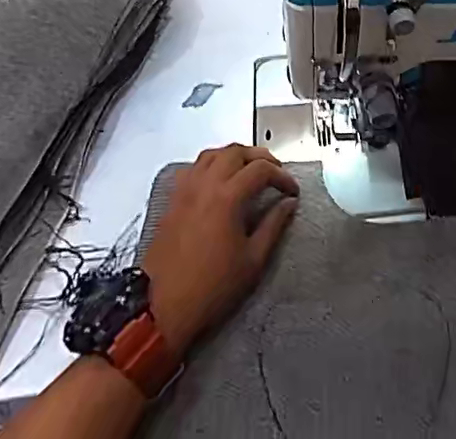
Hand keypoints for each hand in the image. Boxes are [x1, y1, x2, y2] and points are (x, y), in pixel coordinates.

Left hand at [144, 145, 299, 351]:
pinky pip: (195, 166)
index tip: (292, 191)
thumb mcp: (253, 261)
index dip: (282, 176)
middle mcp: (205, 183)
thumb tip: (288, 204)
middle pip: (236, 151)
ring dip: (235, 155)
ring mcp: (186, 187)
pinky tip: (220, 179)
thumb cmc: (212, 287)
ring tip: (250, 170)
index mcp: (227, 197)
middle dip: (260, 157)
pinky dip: (212, 163)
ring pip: (213, 153)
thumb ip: (273, 226)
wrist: (164, 303)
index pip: (261, 170)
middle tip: (275, 172)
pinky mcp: (174, 197)